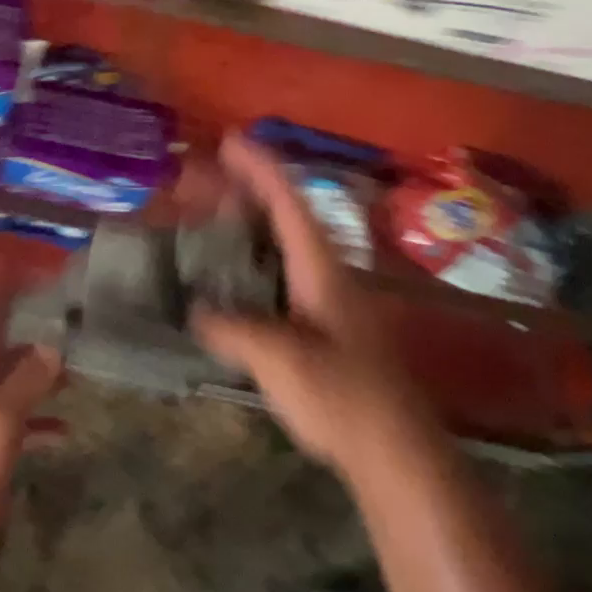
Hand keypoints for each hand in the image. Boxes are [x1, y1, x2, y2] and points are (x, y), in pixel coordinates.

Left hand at [0, 340, 64, 538]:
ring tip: (72, 386)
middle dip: (36, 361)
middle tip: (71, 353)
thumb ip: (24, 380)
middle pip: (7, 371)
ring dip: (40, 391)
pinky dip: (40, 427)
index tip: (52, 320)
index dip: (20, 331)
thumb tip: (52, 346)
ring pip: (15, 400)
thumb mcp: (0, 415)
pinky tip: (63, 432)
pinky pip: (20, 432)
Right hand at [190, 134, 434, 471]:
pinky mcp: (321, 331)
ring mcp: (326, 305)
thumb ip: (236, 330)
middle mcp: (327, 278)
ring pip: (281, 250)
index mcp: (322, 272)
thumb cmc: (344, 398)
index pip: (290, 206)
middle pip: (284, 219)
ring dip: (245, 228)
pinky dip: (248, 265)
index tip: (230, 141)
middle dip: (243, 193)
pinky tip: (224, 281)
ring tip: (204, 219)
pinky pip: (277, 280)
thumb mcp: (282, 361)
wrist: (393, 450)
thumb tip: (198, 311)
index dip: (261, 170)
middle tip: (197, 181)